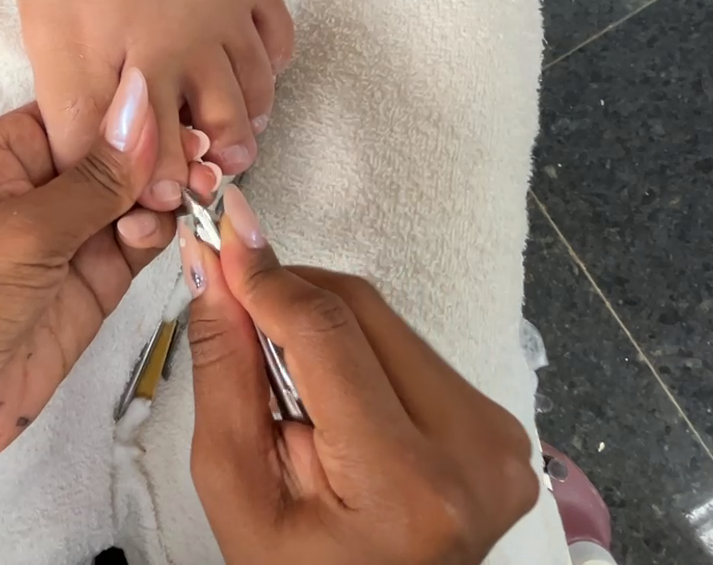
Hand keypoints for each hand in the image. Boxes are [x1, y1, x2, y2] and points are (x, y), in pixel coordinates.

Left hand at [0, 0, 293, 224]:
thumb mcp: (45, 21)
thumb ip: (78, 103)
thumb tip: (103, 172)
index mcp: (153, 59)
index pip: (170, 157)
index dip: (164, 190)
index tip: (151, 206)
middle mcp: (212, 37)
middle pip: (230, 127)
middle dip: (209, 162)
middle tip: (189, 173)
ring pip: (261, 87)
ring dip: (241, 120)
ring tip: (216, 134)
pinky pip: (280, 37)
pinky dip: (267, 68)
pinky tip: (243, 71)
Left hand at [0, 72, 175, 564]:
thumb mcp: (23, 230)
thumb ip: (95, 175)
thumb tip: (142, 94)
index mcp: (7, 151)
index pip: (77, 108)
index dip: (128, 108)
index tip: (180, 106)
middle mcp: (41, 183)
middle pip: (112, 152)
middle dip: (154, 152)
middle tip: (204, 155)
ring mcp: (71, 232)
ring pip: (132, 195)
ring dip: (162, 191)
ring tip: (194, 190)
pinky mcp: (95, 277)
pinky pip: (138, 239)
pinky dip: (156, 230)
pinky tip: (157, 229)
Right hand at [182, 187, 540, 563]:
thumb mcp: (231, 476)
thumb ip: (223, 361)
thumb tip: (211, 259)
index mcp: (407, 485)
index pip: (326, 332)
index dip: (266, 274)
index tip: (220, 227)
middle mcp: (476, 450)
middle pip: (358, 309)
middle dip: (286, 295)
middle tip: (237, 313)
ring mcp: (501, 439)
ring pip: (381, 317)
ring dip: (317, 319)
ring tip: (287, 378)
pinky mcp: (502, 427)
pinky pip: (405, 342)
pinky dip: (352, 343)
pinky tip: (330, 390)